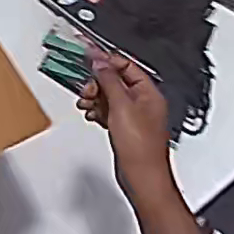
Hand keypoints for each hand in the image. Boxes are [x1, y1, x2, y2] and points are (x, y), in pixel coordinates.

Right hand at [77, 49, 178, 211]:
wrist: (142, 179)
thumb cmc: (141, 148)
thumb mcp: (122, 106)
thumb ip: (109, 81)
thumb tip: (100, 62)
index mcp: (148, 92)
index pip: (126, 65)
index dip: (106, 59)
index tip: (88, 53)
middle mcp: (142, 102)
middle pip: (115, 80)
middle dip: (97, 81)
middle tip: (86, 87)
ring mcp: (132, 116)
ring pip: (108, 96)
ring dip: (94, 96)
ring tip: (86, 101)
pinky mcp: (123, 128)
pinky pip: (106, 111)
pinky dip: (96, 109)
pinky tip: (90, 113)